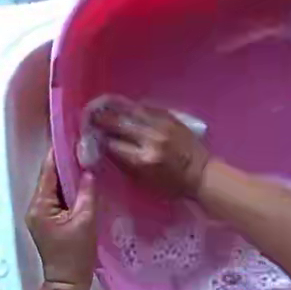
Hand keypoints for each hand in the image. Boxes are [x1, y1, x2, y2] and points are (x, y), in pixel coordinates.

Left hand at [26, 148, 97, 289]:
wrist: (68, 283)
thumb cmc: (76, 255)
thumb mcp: (85, 220)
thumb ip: (86, 192)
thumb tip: (88, 168)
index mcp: (40, 204)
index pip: (48, 170)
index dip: (59, 152)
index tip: (72, 135)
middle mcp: (35, 205)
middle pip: (50, 176)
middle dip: (66, 160)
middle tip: (83, 144)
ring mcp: (40, 212)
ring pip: (55, 185)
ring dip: (68, 173)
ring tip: (85, 157)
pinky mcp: (48, 218)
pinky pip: (58, 196)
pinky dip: (69, 186)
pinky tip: (82, 179)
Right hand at [90, 97, 210, 198]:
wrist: (201, 173)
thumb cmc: (171, 184)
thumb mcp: (143, 180)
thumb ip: (123, 161)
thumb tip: (105, 145)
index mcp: (143, 159)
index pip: (112, 144)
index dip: (99, 138)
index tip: (89, 133)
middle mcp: (150, 138)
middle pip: (118, 123)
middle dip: (101, 118)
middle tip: (89, 115)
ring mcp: (160, 124)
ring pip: (131, 110)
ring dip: (113, 106)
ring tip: (100, 105)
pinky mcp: (169, 116)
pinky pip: (145, 107)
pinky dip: (131, 106)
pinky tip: (122, 105)